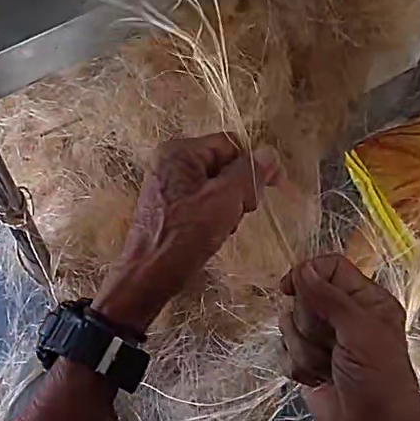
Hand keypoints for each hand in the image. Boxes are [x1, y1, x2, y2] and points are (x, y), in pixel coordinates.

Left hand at [93, 133, 281, 333]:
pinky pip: (202, 201)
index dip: (251, 166)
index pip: (230, 145)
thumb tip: (269, 154)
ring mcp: (167, 186)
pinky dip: (213, 215)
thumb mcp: (225, 199)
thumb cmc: (185, 235)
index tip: (264, 192)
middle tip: (237, 213)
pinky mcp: (168, 207)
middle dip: (238, 189)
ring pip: (216, 185)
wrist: (149, 275)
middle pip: (223, 164)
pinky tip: (211, 233)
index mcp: (178, 152)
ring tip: (222, 226)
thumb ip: (249, 173)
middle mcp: (168, 163)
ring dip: (228, 205)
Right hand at [278, 254, 419, 420]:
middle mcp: (342, 314)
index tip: (290, 288)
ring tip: (327, 366)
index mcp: (365, 299)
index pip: (328, 267)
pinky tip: (317, 379)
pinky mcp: (305, 361)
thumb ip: (329, 298)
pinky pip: (283, 350)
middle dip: (308, 322)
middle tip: (330, 343)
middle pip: (302, 296)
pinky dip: (297, 366)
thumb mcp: (361, 332)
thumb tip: (301, 269)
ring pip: (289, 324)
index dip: (307, 274)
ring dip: (304, 348)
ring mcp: (322, 338)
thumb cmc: (378, 379)